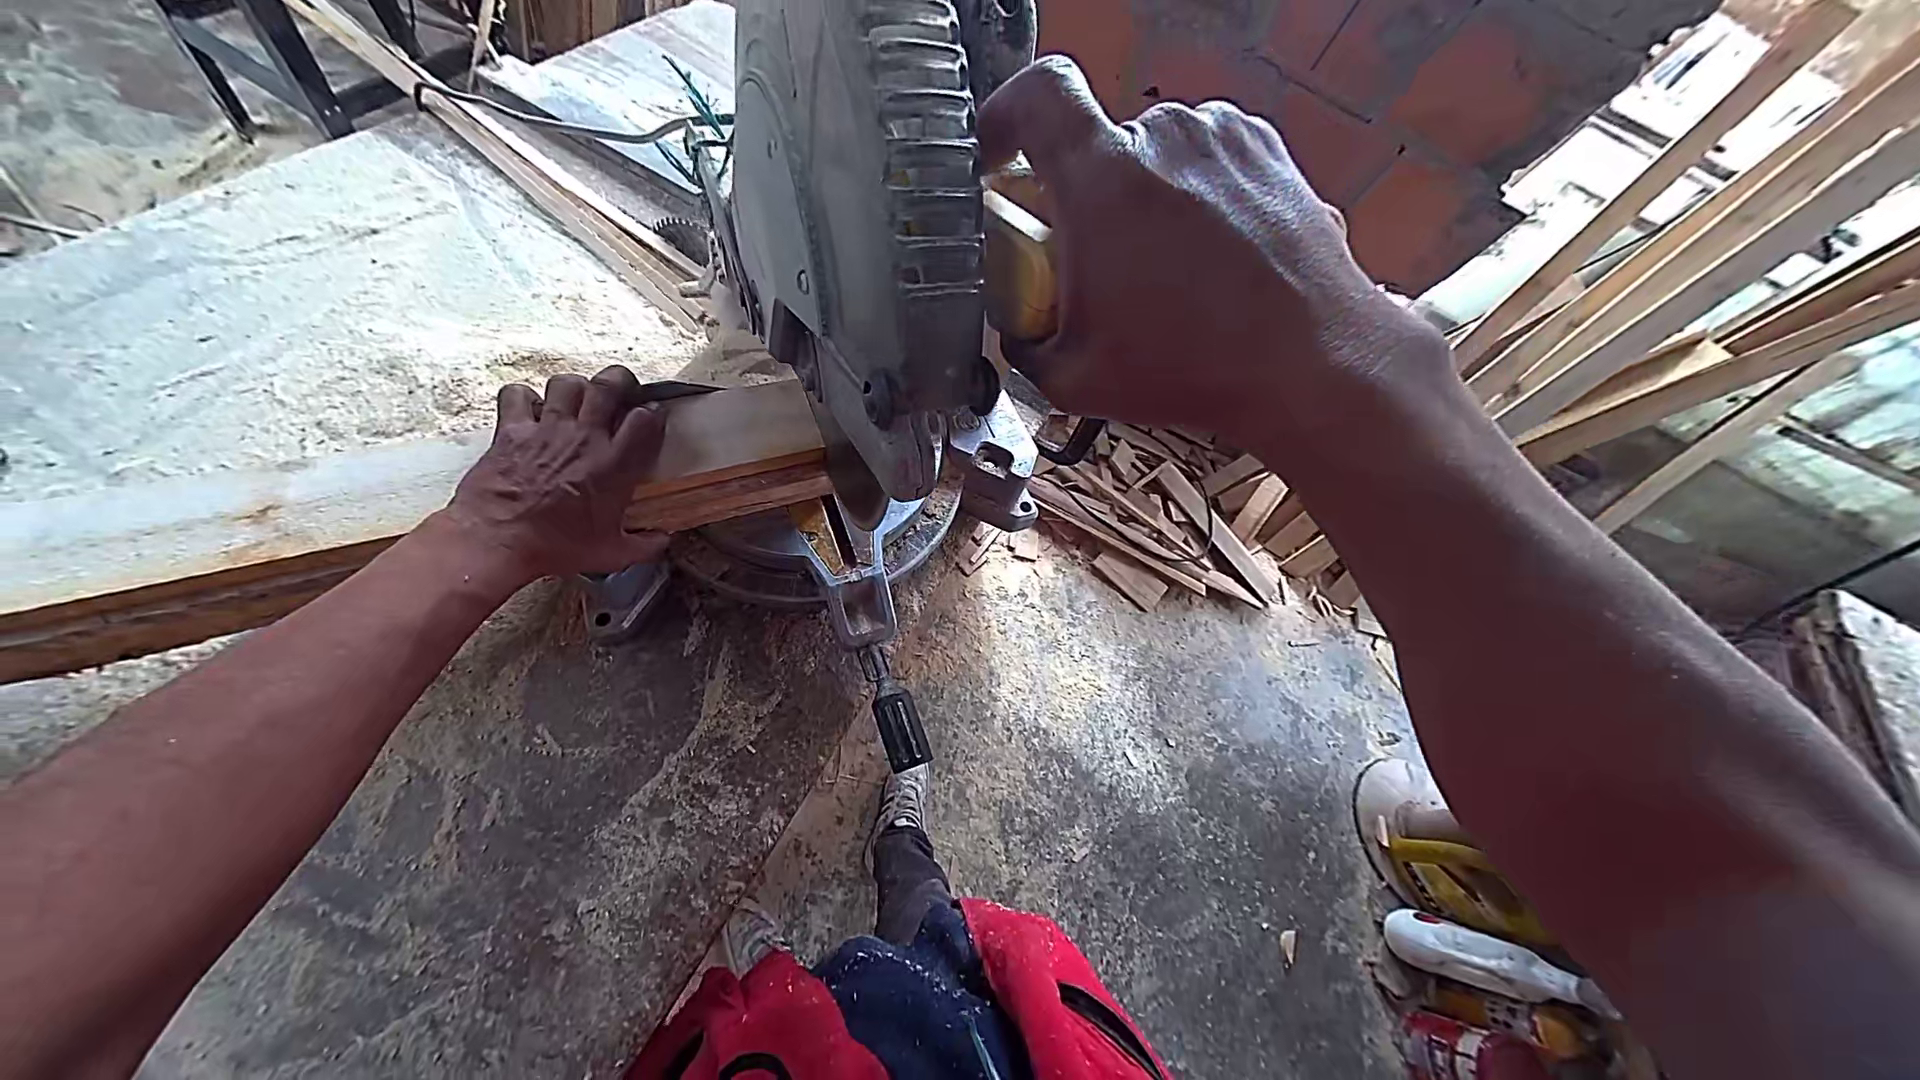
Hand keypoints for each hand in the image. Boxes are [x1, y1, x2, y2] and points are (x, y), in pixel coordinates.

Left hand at [443, 366, 669, 580]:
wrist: (497, 541)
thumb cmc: (557, 546)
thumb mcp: (612, 552)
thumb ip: (646, 545)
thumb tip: (664, 539)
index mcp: (615, 464)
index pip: (645, 419)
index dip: (653, 413)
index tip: (652, 418)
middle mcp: (584, 438)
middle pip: (609, 385)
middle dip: (620, 380)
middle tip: (622, 390)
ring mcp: (546, 430)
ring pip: (567, 383)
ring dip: (576, 387)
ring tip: (577, 401)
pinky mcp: (511, 431)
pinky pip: (516, 395)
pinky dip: (523, 397)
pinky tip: (530, 410)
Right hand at [977, 57, 1451, 452]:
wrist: (1309, 364)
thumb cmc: (1191, 370)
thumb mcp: (1074, 380)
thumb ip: (1025, 347)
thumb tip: (1018, 330)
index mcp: (1105, 183)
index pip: (1037, 95)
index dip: (1004, 117)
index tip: (998, 158)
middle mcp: (1165, 138)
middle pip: (1092, 143)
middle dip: (1076, 199)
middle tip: (1088, 265)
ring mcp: (1223, 138)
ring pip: (1147, 154)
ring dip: (1133, 202)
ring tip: (1154, 272)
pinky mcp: (1264, 151)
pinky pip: (1198, 161)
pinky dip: (1184, 199)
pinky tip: (1200, 259)